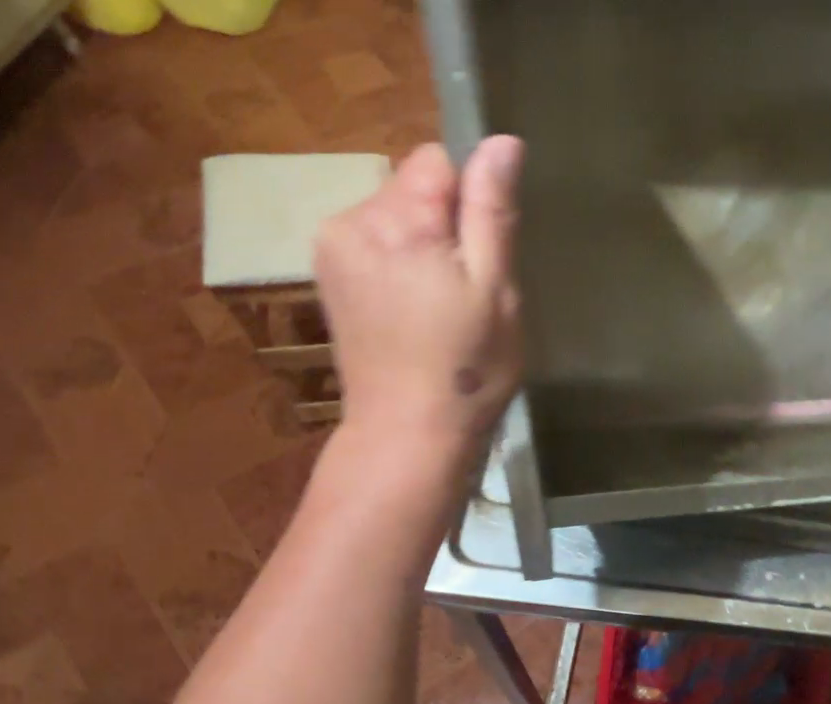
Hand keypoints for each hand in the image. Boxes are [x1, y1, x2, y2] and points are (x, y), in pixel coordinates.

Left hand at [314, 138, 524, 460]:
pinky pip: (374, 243)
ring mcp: (333, 249)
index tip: (483, 254)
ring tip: (439, 308)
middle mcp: (353, 221)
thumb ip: (492, 212)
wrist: (407, 435)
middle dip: (445, 227)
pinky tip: (413, 312)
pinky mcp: (328, 275)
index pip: (439, 162)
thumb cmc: (467, 370)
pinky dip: (398, 266)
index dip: (471, 202)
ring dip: (421, 247)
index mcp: (399, 221)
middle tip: (465, 292)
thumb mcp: (496, 291)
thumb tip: (502, 142)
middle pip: (413, 188)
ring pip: (394, 216)